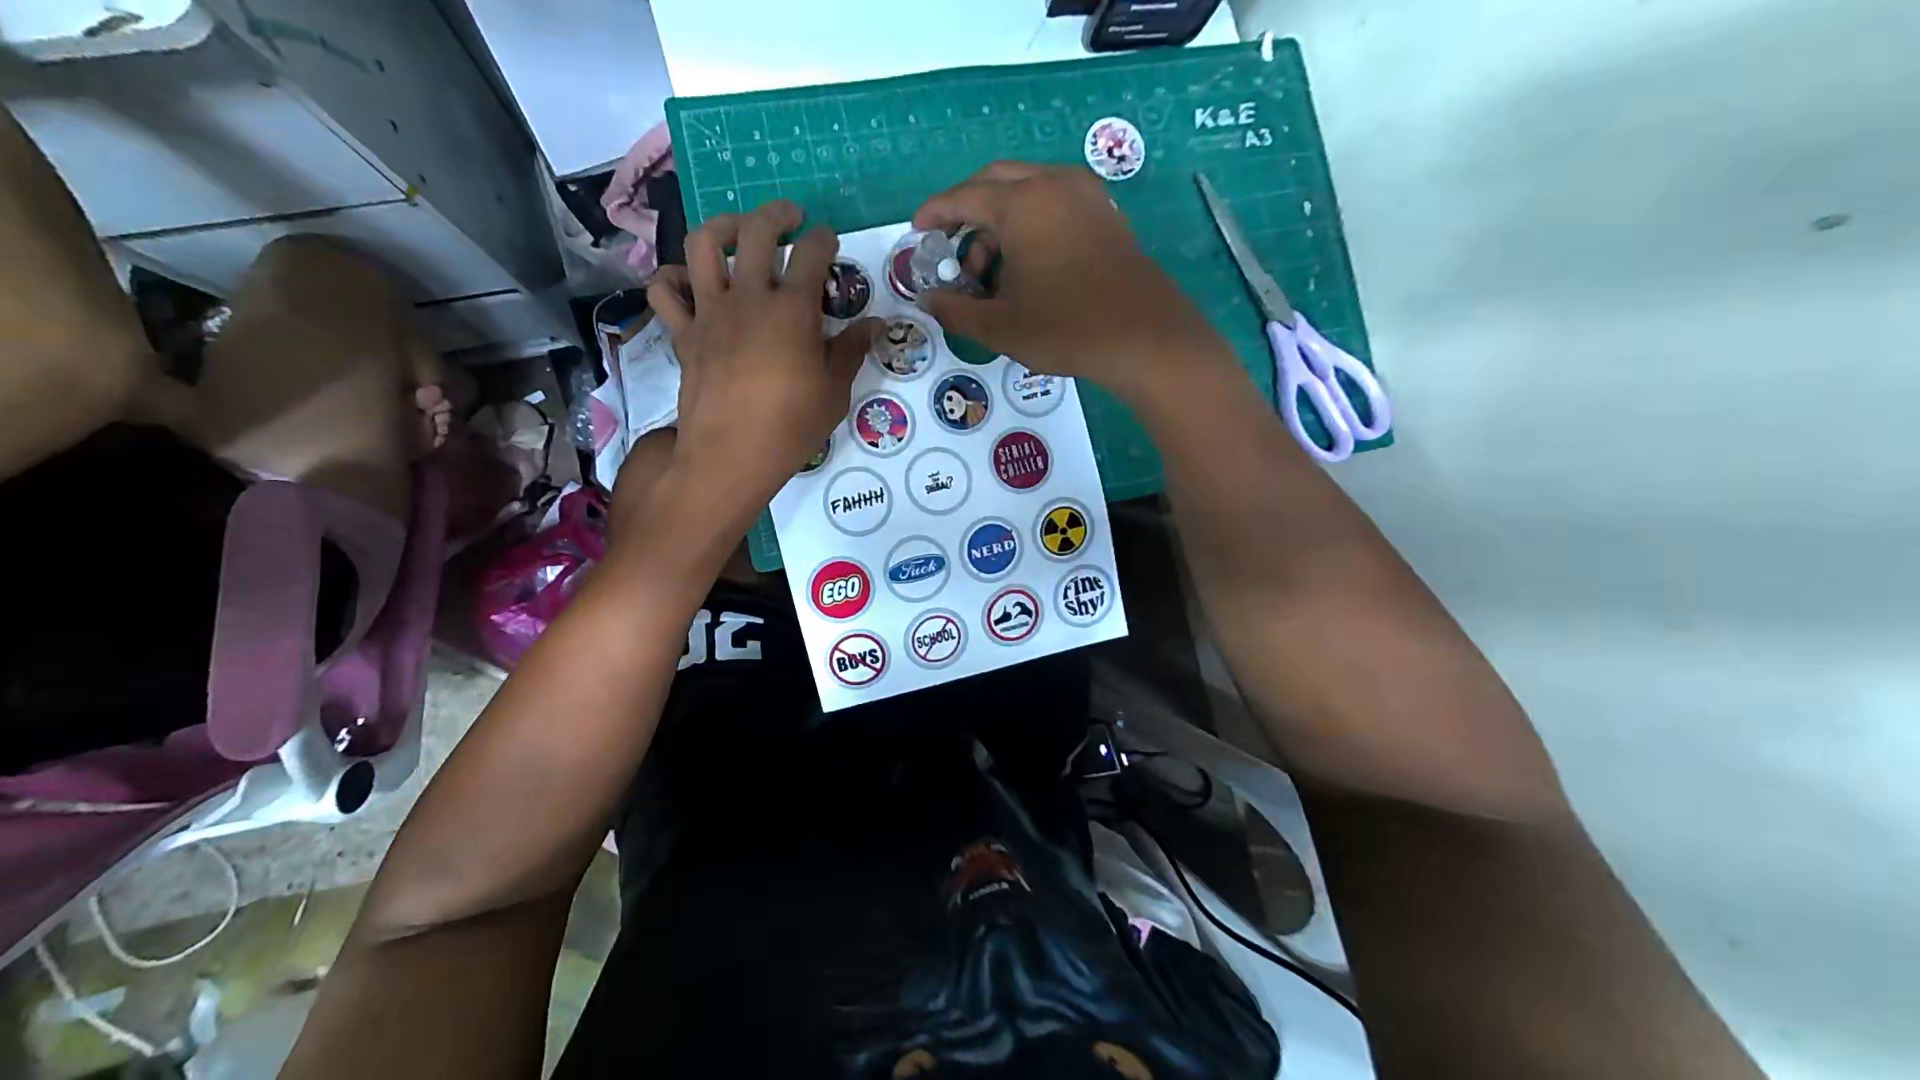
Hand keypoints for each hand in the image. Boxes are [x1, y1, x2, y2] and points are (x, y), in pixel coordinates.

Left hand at [636, 200, 873, 535]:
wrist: (730, 457)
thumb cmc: (791, 427)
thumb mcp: (835, 392)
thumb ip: (852, 350)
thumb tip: (874, 323)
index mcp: (793, 310)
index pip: (813, 253)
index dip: (826, 240)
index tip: (830, 243)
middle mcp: (750, 298)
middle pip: (758, 231)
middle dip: (777, 213)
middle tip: (790, 217)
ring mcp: (710, 312)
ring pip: (704, 244)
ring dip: (722, 227)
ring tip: (738, 233)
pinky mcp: (684, 334)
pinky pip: (665, 292)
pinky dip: (673, 278)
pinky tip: (690, 283)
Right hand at [913, 162, 1234, 400]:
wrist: (1145, 338)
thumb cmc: (1066, 329)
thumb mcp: (1000, 327)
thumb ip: (956, 310)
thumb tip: (928, 300)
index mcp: (1022, 203)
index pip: (964, 196)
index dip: (936, 213)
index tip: (918, 230)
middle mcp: (1053, 185)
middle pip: (996, 181)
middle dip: (968, 210)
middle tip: (951, 246)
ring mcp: (1085, 196)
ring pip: (1028, 190)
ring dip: (1000, 219)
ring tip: (990, 270)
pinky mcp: (1106, 214)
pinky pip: (1055, 202)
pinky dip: (1032, 222)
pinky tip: (1028, 263)